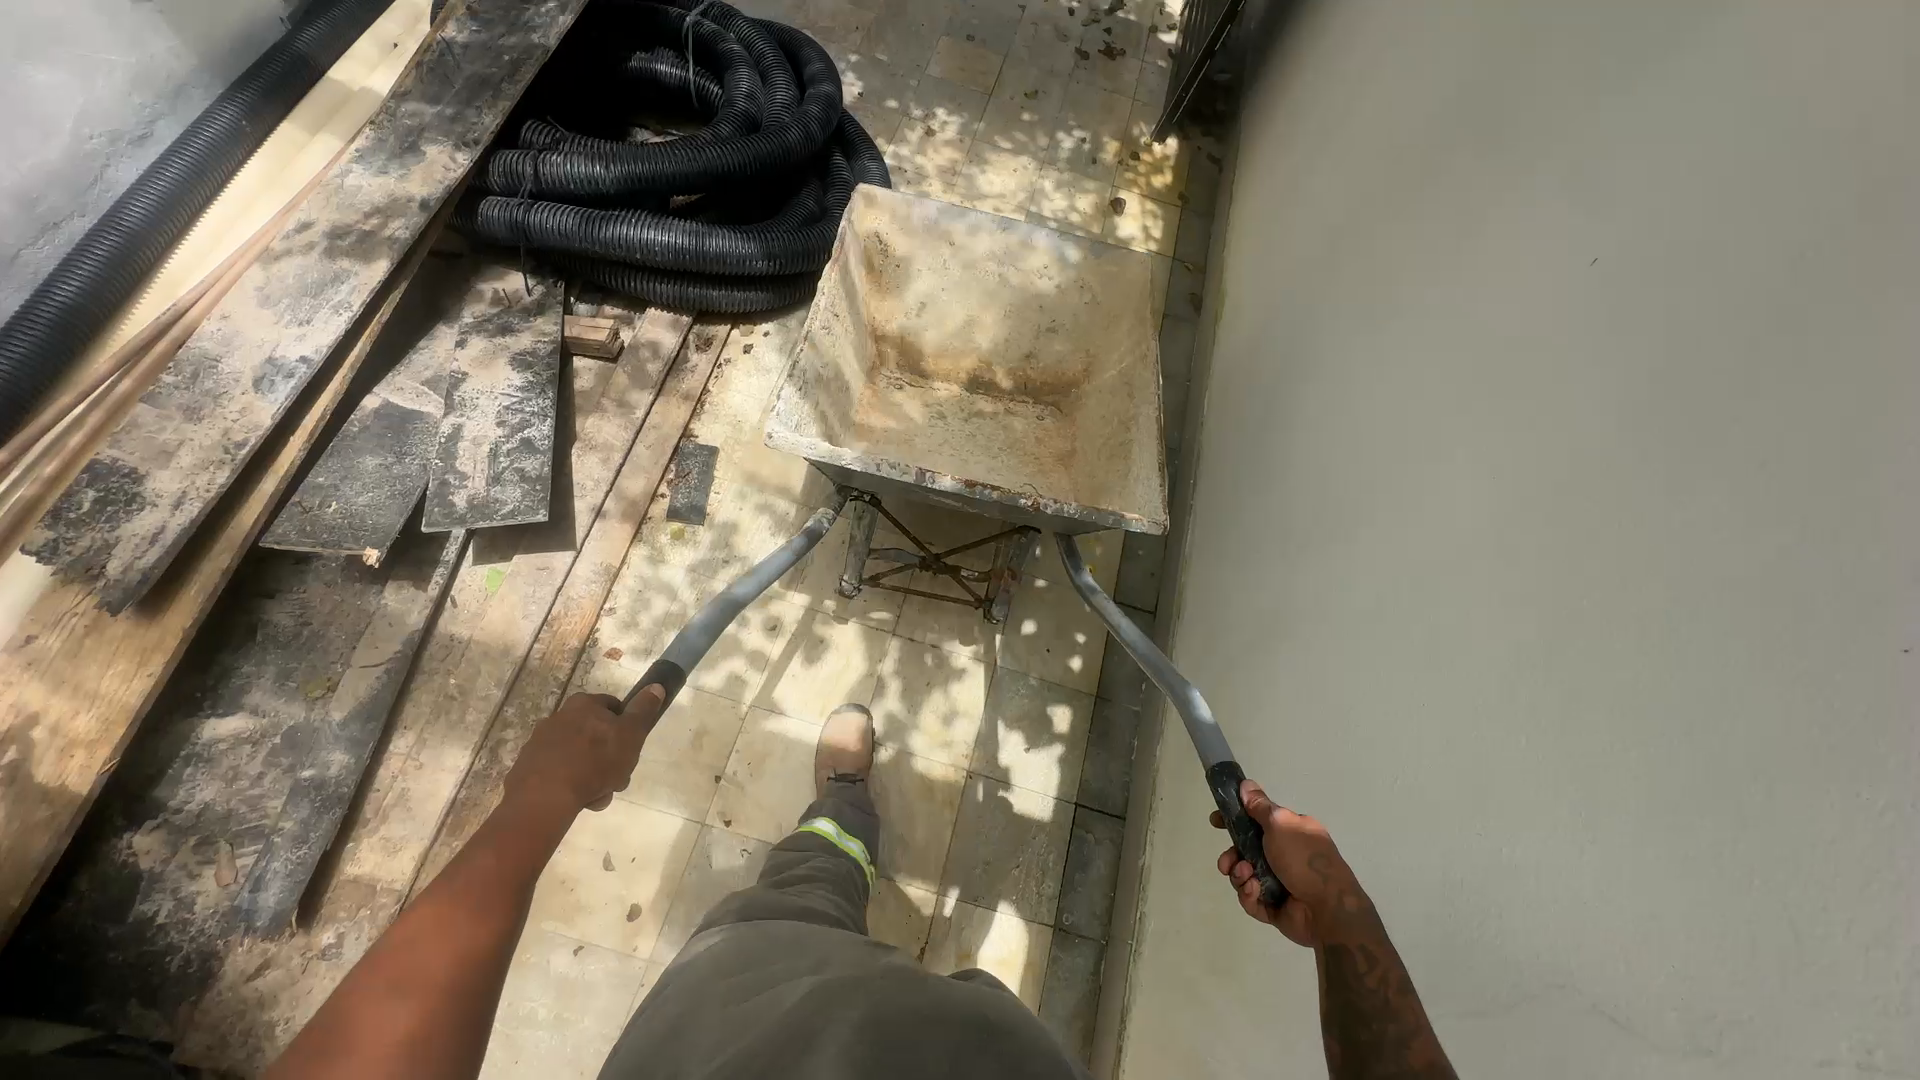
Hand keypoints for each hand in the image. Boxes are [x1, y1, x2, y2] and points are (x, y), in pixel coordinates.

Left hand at [504, 685, 667, 819]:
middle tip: (617, 778)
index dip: (626, 728)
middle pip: (595, 736)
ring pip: (578, 757)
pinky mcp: (527, 767)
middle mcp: (558, 717)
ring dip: (592, 775)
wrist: (545, 797)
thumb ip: (644, 710)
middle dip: (609, 758)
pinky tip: (578, 800)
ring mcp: (540, 743)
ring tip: (598, 796)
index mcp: (584, 704)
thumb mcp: (631, 734)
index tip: (631, 748)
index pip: (613, 708)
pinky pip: (558, 773)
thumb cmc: (596, 760)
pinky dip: (570, 784)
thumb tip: (656, 686)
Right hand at [1210, 779, 1370, 947]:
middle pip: (1245, 850)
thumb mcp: (1281, 823)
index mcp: (1290, 834)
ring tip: (1247, 877)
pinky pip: (1251, 899)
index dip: (1235, 820)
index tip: (1216, 821)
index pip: (1256, 821)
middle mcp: (1284, 856)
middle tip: (1227, 861)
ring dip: (1239, 875)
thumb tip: (1246, 784)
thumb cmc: (1304, 860)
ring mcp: (1279, 883)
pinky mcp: (1274, 907)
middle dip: (1232, 855)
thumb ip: (1260, 806)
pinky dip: (1249, 895)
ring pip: (1244, 875)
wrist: (1327, 910)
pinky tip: (1255, 891)